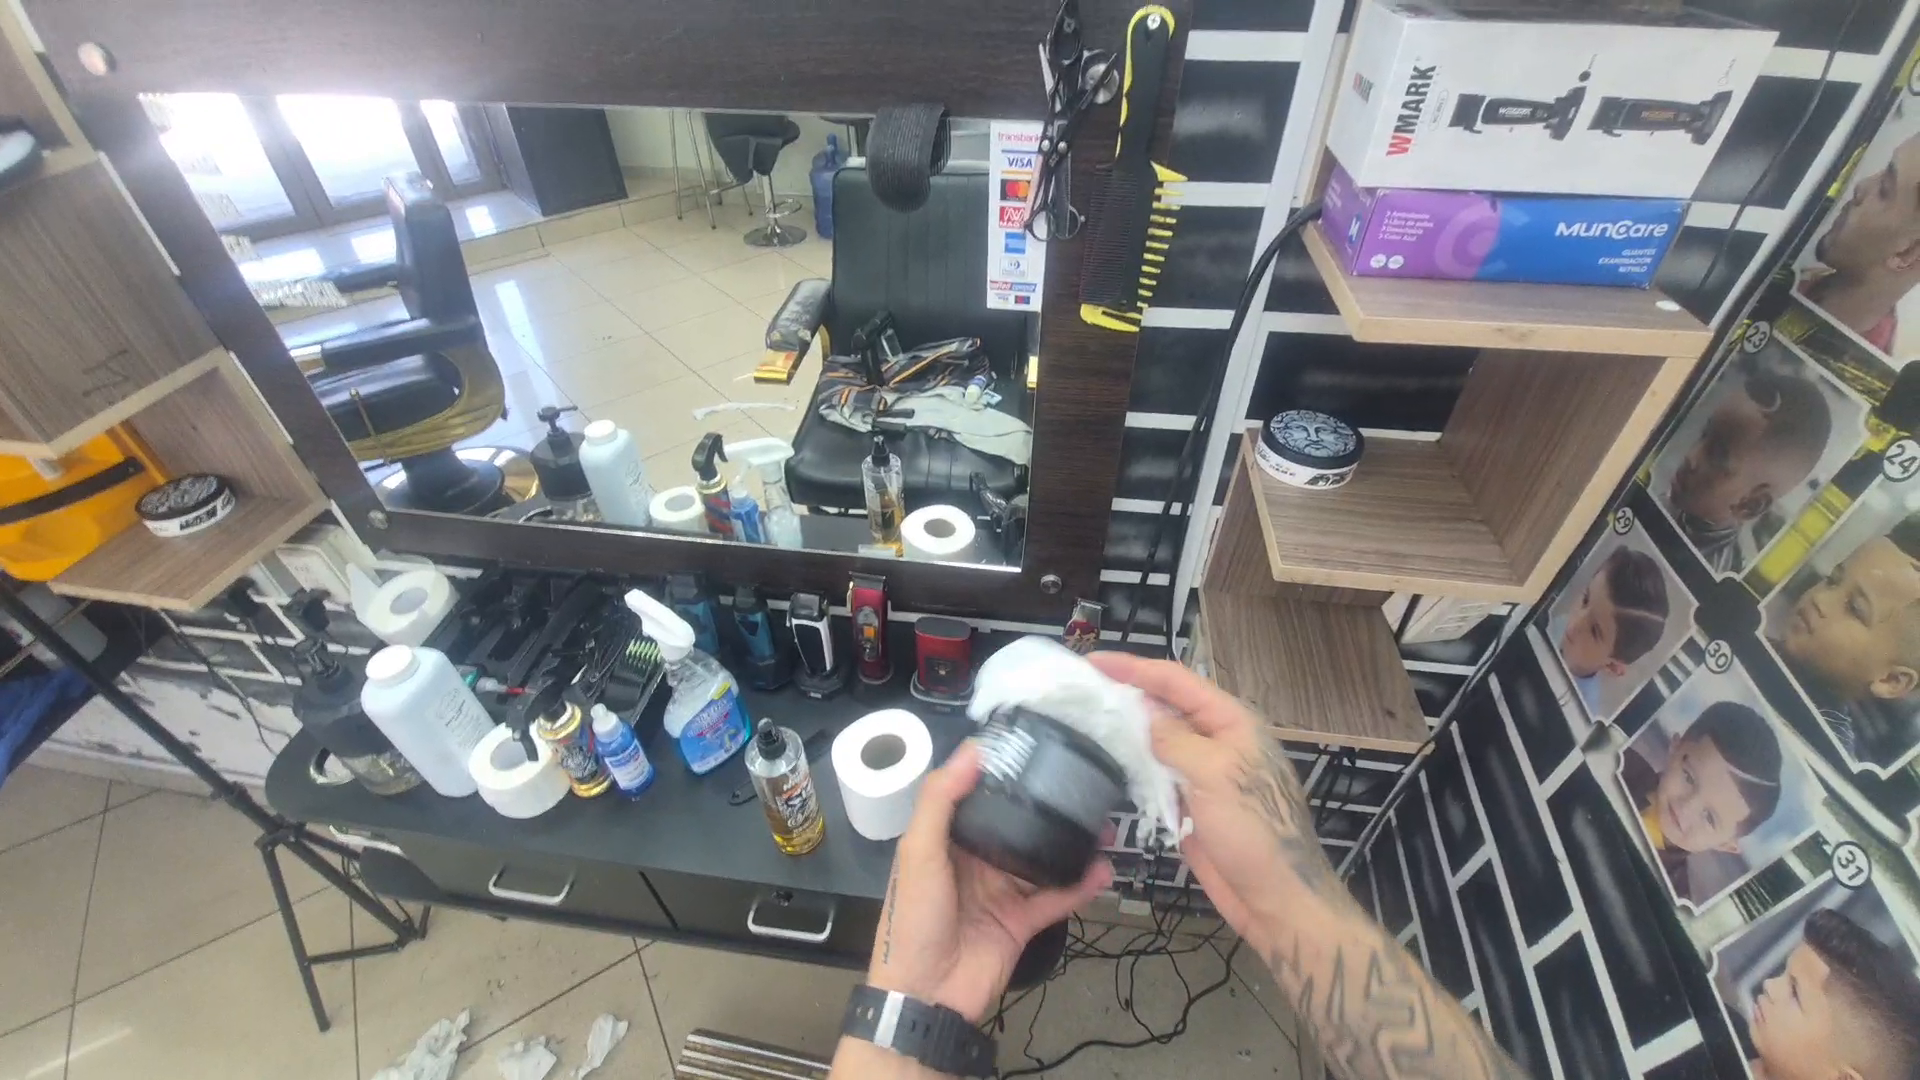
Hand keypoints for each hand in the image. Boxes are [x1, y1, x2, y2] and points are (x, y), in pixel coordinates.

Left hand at [867, 742, 1111, 1022]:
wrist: (925, 996)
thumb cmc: (912, 917)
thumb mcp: (917, 851)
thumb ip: (940, 800)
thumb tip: (973, 750)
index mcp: (947, 837)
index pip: (976, 794)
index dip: (999, 771)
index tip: (1031, 744)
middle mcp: (976, 857)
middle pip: (1015, 824)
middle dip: (1044, 805)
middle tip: (1078, 782)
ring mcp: (1001, 888)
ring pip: (1041, 857)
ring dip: (1069, 842)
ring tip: (1102, 821)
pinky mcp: (1022, 919)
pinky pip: (1056, 896)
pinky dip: (1080, 884)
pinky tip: (1103, 868)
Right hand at [1087, 652, 1339, 956]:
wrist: (1277, 900)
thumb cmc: (1255, 831)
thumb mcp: (1215, 774)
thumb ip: (1176, 739)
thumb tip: (1146, 717)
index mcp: (1231, 721)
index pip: (1176, 680)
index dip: (1133, 667)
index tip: (1093, 660)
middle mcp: (1217, 738)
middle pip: (1165, 703)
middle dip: (1127, 692)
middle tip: (1084, 687)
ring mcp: (1203, 769)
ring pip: (1158, 737)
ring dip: (1126, 727)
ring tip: (1087, 717)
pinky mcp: (1191, 799)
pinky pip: (1157, 770)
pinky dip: (1133, 763)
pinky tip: (1107, 759)